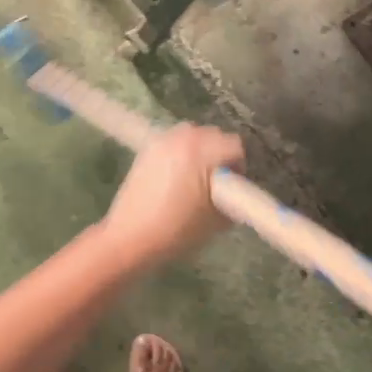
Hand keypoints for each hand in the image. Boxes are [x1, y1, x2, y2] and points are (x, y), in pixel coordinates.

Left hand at [99, 123, 243, 262]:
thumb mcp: (219, 217)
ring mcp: (160, 142)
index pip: (234, 145)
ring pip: (192, 135)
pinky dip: (182, 152)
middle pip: (213, 135)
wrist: (132, 236)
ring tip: (198, 178)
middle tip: (218, 182)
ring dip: (201, 150)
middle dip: (220, 155)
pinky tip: (179, 177)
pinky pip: (173, 142)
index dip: (239, 167)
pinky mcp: (146, 150)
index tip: (235, 186)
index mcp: (200, 151)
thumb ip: (234, 197)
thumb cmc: (178, 229)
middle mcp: (180, 138)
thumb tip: (237, 189)